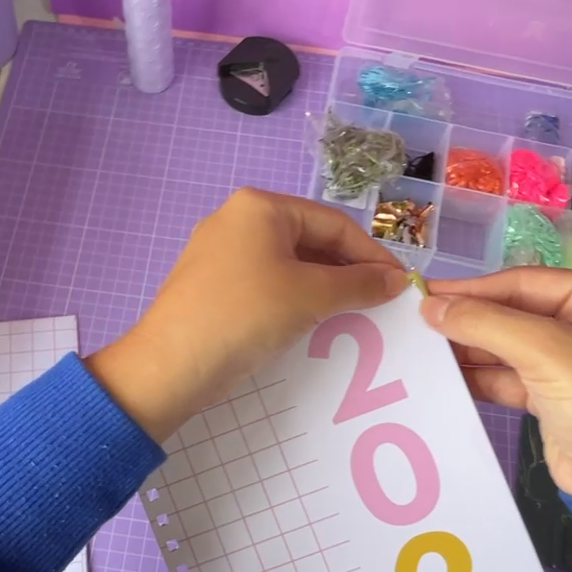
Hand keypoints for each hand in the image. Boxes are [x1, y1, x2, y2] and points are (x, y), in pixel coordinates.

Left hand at [88, 189, 408, 440]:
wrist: (172, 364)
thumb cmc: (246, 315)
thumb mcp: (311, 296)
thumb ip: (359, 284)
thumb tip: (396, 280)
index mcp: (260, 206)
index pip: (333, 222)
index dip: (371, 254)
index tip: (399, 284)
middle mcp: (236, 219)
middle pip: (309, 239)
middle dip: (345, 270)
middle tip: (378, 302)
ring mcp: (219, 252)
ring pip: (287, 263)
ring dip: (322, 286)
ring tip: (351, 314)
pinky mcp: (210, 284)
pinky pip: (264, 282)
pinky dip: (292, 297)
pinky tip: (309, 322)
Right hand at [420, 269, 571, 507]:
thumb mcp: (545, 353)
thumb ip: (485, 324)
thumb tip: (429, 306)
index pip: (523, 282)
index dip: (471, 288)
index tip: (422, 294)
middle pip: (513, 312)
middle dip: (468, 319)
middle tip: (414, 322)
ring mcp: (570, 361)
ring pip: (506, 345)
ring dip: (468, 348)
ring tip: (420, 348)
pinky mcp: (554, 395)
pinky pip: (507, 376)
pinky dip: (478, 376)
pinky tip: (444, 375)